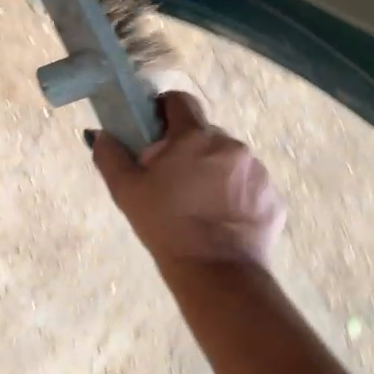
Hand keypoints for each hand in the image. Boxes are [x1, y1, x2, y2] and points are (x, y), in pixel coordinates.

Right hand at [89, 92, 286, 270]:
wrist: (218, 272)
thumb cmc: (166, 224)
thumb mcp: (125, 190)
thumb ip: (110, 155)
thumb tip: (100, 134)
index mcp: (194, 137)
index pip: (180, 101)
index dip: (164, 108)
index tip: (154, 128)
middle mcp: (231, 145)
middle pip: (205, 133)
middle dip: (188, 147)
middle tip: (171, 177)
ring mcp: (258, 172)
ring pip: (228, 159)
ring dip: (213, 170)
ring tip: (198, 202)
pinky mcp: (274, 198)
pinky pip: (249, 185)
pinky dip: (234, 194)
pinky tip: (220, 217)